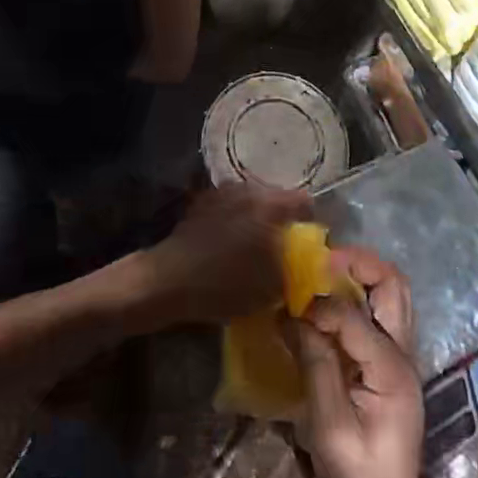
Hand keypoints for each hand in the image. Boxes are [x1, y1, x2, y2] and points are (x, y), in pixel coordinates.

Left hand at [139, 183, 310, 325]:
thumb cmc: (223, 284)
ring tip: (252, 244)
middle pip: (278, 197)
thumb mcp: (270, 288)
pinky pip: (231, 204)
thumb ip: (295, 271)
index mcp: (270, 206)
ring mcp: (223, 191)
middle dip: (282, 219)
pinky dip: (236, 217)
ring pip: (253, 200)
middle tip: (279, 246)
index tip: (304, 243)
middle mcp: (249, 189)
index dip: (309, 222)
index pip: (304, 201)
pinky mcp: (202, 200)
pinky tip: (227, 241)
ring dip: (258, 217)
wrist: (168, 280)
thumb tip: (307, 266)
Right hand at [292, 248, 423, 477]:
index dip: (321, 307)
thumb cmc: (357, 473)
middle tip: (324, 258)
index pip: (355, 318)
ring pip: (393, 294)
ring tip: (329, 271)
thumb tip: (293, 315)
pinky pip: (383, 314)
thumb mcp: (330, 427)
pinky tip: (334, 302)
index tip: (290, 307)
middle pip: (394, 285)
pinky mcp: (392, 366)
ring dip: (363, 275)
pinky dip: (360, 297)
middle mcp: (404, 353)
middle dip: (360, 263)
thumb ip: (316, 366)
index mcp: (393, 368)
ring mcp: (402, 357)